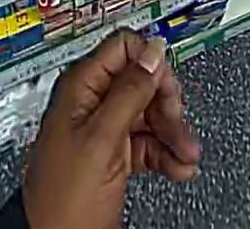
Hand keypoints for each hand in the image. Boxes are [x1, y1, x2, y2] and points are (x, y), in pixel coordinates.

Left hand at [22, 31, 201, 228]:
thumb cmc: (62, 202)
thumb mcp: (101, 139)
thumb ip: (129, 91)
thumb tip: (153, 51)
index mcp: (83, 87)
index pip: (124, 48)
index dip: (149, 63)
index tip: (166, 88)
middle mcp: (93, 103)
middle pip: (142, 81)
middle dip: (166, 104)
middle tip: (178, 125)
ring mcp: (103, 130)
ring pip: (148, 112)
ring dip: (172, 132)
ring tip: (187, 154)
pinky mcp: (112, 156)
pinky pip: (147, 142)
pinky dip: (166, 153)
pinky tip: (178, 166)